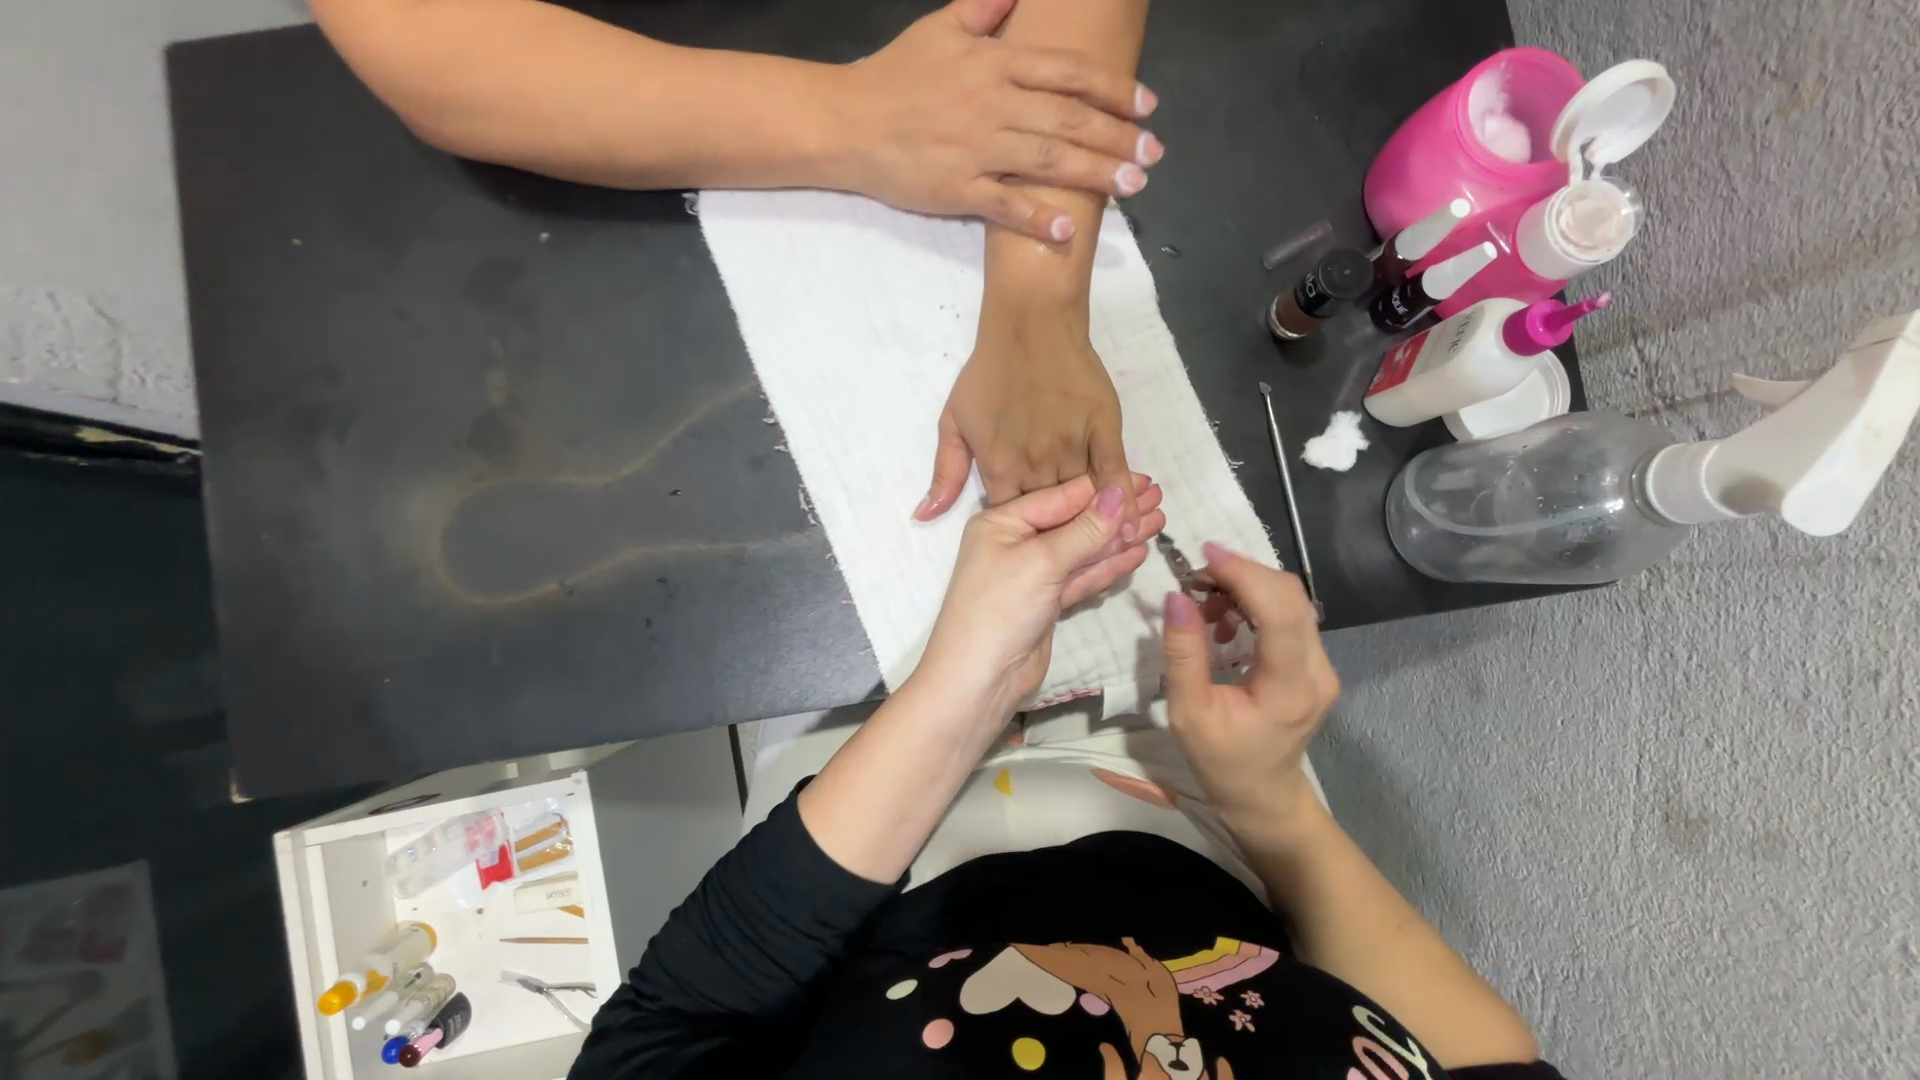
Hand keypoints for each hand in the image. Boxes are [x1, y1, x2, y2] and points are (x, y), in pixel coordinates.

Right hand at [831, 0, 1161, 242]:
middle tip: (1153, 156)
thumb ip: (984, 8)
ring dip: (1095, 174)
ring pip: (1047, 160)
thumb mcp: (940, 28)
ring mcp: (976, 149)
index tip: (1145, 108)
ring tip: (1131, 187)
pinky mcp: (957, 189)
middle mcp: (993, 104)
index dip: (1112, 89)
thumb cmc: (895, 77)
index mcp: (994, 63)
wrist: (847, 123)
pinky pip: (1005, 205)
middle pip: (1069, 120)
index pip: (1067, 73)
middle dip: (1117, 138)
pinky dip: (1037, 218)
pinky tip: (1068, 230)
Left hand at [915, 474, 1165, 715]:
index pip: (1060, 496)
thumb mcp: (1042, 561)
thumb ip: (1084, 530)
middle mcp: (1015, 542)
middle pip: (1074, 522)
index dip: (1103, 488)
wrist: (980, 679)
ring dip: (1118, 538)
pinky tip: (1136, 553)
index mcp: (1001, 522)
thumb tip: (1119, 493)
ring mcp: (1032, 574)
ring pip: (1082, 550)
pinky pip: (1081, 576)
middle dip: (1116, 512)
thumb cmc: (1000, 609)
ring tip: (1159, 522)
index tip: (1145, 480)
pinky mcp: (1046, 602)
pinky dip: (1108, 566)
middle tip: (1160, 499)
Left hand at [916, 305, 1135, 527]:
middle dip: (1056, 531)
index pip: (1010, 517)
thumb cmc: (989, 372)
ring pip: (1082, 499)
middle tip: (1064, 538)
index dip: (1019, 528)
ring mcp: (1072, 449)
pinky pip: (1114, 475)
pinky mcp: (1103, 432)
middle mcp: (1035, 465)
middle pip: (1049, 516)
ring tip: (1096, 534)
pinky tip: (1130, 522)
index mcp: (998, 467)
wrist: (1031, 324)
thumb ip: (945, 473)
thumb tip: (923, 516)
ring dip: (1088, 518)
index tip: (1025, 532)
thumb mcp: (953, 422)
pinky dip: (1122, 501)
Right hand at [1161, 543, 1339, 827]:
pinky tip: (1225, 621)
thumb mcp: (1188, 714)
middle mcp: (1318, 671)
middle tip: (1196, 579)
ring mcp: (1322, 667)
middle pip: (1291, 597)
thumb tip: (1176, 597)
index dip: (1245, 576)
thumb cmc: (1222, 762)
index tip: (1206, 555)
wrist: (1263, 796)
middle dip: (1243, 575)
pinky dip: (1256, 604)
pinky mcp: (1315, 664)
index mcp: (1290, 687)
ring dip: (1248, 588)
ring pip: (1292, 602)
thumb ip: (1184, 655)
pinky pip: (1290, 616)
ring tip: (1205, 606)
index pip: (1279, 612)